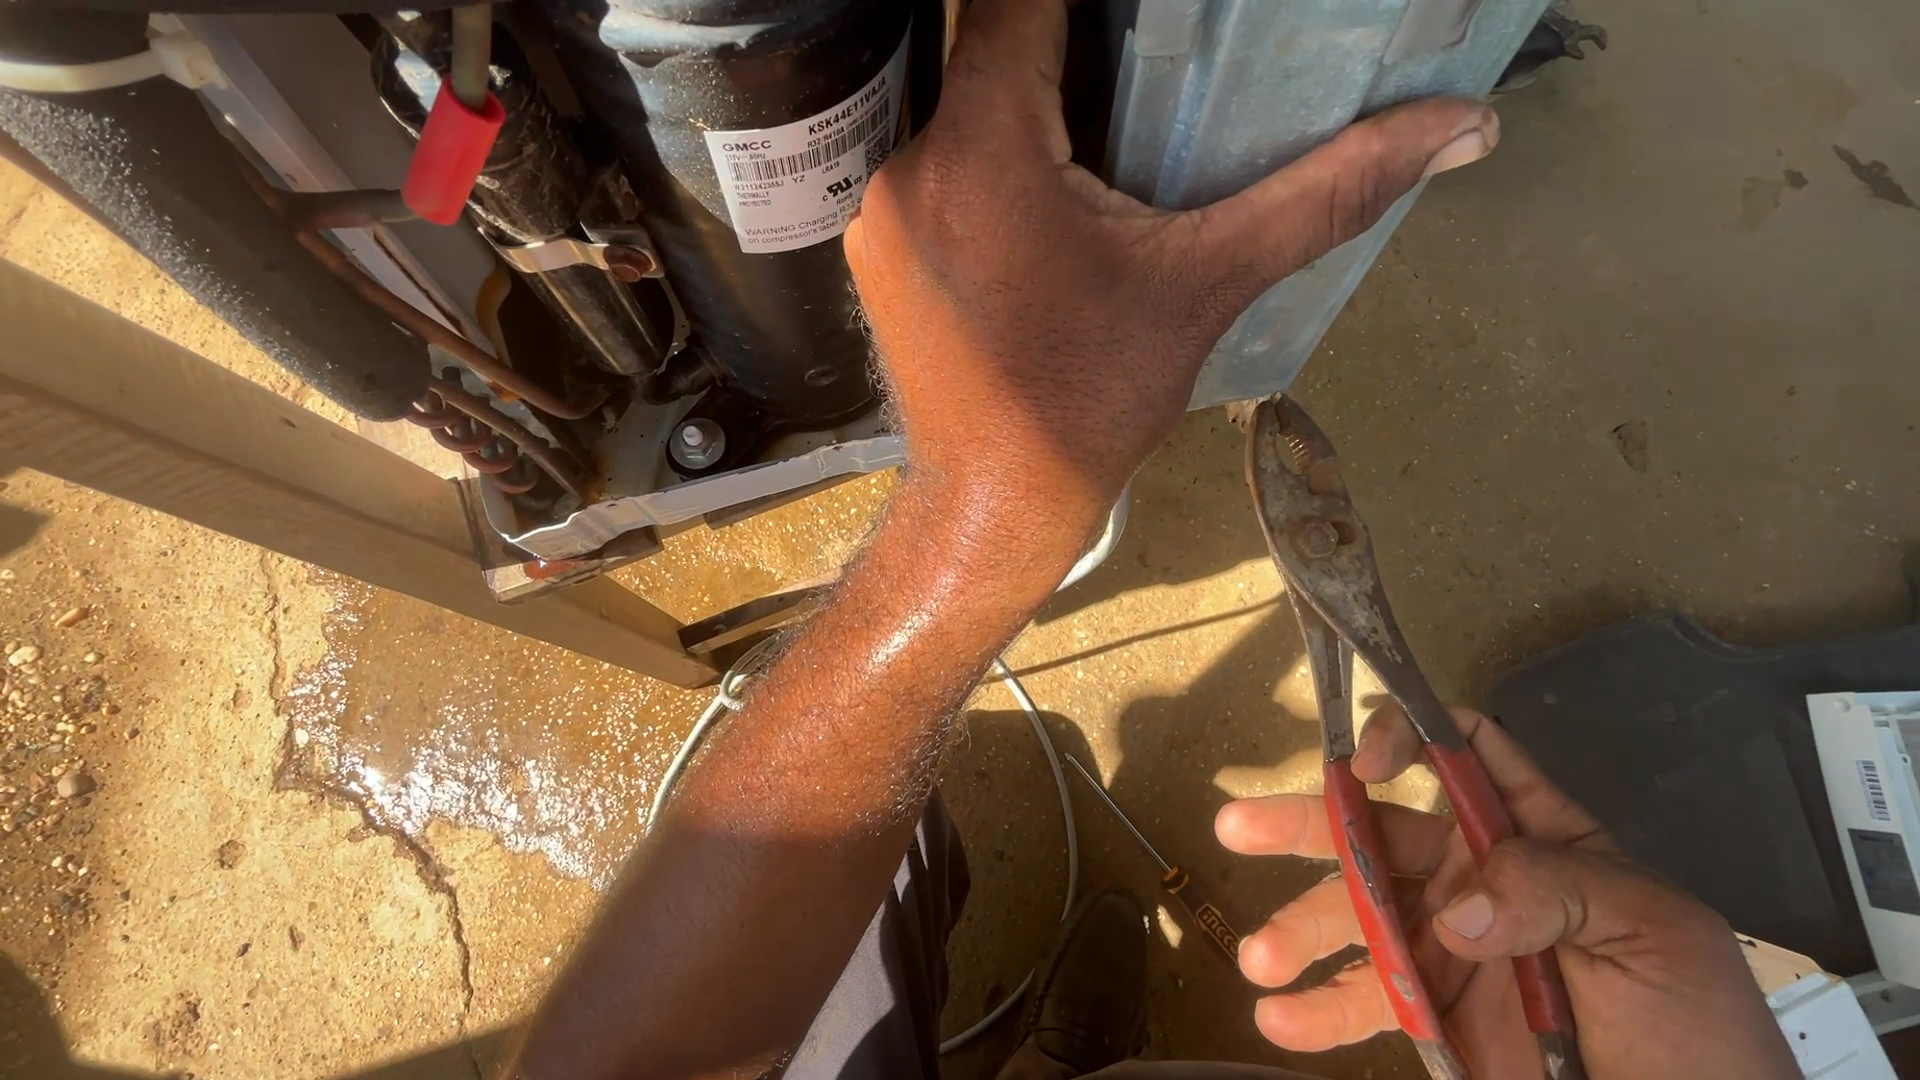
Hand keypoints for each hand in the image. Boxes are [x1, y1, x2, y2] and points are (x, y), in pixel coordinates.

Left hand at [845, 0, 1499, 548]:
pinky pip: (931, 173)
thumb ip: (1324, 194)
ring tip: (1097, 132)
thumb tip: (1458, 129)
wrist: (997, 501)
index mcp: (983, 149)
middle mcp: (911, 167)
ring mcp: (881, 217)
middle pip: (988, 53)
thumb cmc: (1090, 404)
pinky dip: (984, 165)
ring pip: (956, 114)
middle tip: (1135, 65)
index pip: (1017, 0)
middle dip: (1066, 45)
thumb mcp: (1205, 289)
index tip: (1134, 16)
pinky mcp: (879, 258)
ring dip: (1024, 108)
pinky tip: (1038, 198)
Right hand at [1215, 705, 1798, 1079]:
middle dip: (1302, 824)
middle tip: (1237, 828)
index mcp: (1534, 836)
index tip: (1369, 763)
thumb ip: (1557, 890)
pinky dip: (1316, 1008)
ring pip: (1351, 913)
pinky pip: (1361, 999)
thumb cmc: (1702, 1035)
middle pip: (1375, 827)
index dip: (1410, 733)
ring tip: (1258, 960)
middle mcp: (1474, 877)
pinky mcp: (1430, 1014)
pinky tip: (1281, 1019)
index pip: (1464, 751)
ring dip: (1295, 928)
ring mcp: (1444, 944)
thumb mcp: (1658, 937)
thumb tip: (1454, 912)